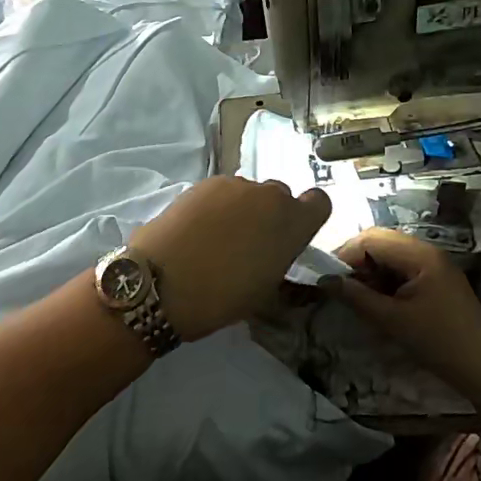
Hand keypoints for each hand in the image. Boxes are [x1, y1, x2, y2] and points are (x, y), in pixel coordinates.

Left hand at [131, 176, 329, 340]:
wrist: (160, 284)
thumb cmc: (221, 297)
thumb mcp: (265, 293)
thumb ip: (281, 265)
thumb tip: (276, 257)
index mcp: (293, 223)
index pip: (320, 202)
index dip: (307, 218)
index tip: (290, 238)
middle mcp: (270, 195)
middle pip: (281, 197)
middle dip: (272, 216)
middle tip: (251, 246)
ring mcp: (235, 185)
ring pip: (249, 193)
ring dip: (243, 210)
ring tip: (218, 240)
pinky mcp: (204, 183)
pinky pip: (222, 192)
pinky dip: (217, 207)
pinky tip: (197, 231)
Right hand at [324, 229, 480, 405]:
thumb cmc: (438, 342)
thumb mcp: (392, 321)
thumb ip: (357, 297)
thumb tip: (325, 280)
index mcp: (419, 254)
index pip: (371, 239)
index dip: (345, 254)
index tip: (325, 277)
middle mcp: (428, 251)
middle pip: (381, 242)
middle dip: (356, 260)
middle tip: (337, 286)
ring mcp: (435, 265)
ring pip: (391, 256)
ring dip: (370, 270)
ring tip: (355, 296)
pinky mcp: (438, 280)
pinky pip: (404, 269)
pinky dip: (386, 280)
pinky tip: (378, 300)